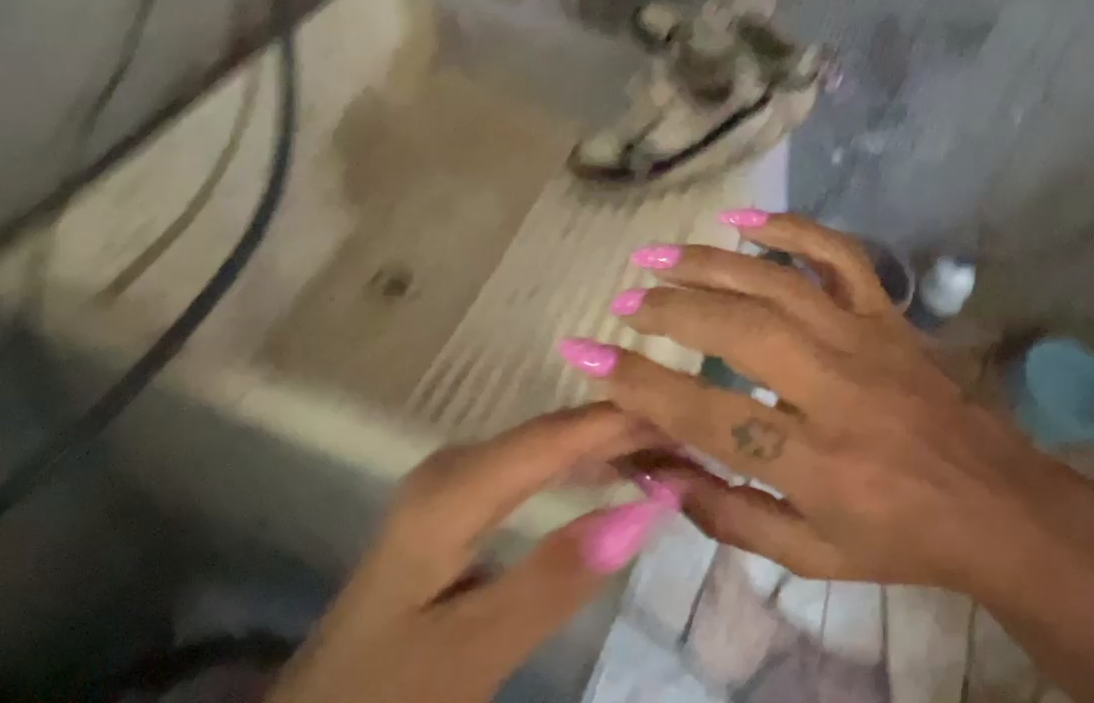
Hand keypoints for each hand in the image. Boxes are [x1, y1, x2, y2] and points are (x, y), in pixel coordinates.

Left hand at [267, 404, 675, 702]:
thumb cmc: (393, 687)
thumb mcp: (476, 647)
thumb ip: (557, 576)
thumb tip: (649, 507)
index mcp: (453, 489)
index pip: (556, 436)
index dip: (625, 420)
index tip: (693, 418)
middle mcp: (452, 469)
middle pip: (554, 434)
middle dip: (627, 431)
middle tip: (700, 445)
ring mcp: (451, 486)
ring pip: (545, 450)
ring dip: (609, 449)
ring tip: (674, 457)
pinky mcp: (455, 509)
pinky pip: (531, 472)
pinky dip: (581, 471)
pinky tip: (614, 477)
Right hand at [556, 212, 1087, 595]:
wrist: (996, 506)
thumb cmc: (896, 539)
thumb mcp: (806, 554)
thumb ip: (723, 512)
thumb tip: (650, 468)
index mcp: (814, 463)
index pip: (708, 413)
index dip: (638, 385)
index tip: (584, 355)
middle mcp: (837, 389)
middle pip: (739, 330)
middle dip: (670, 311)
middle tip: (624, 305)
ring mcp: (867, 340)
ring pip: (777, 283)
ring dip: (709, 264)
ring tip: (655, 256)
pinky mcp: (889, 316)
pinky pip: (840, 256)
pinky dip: (791, 228)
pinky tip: (743, 219)